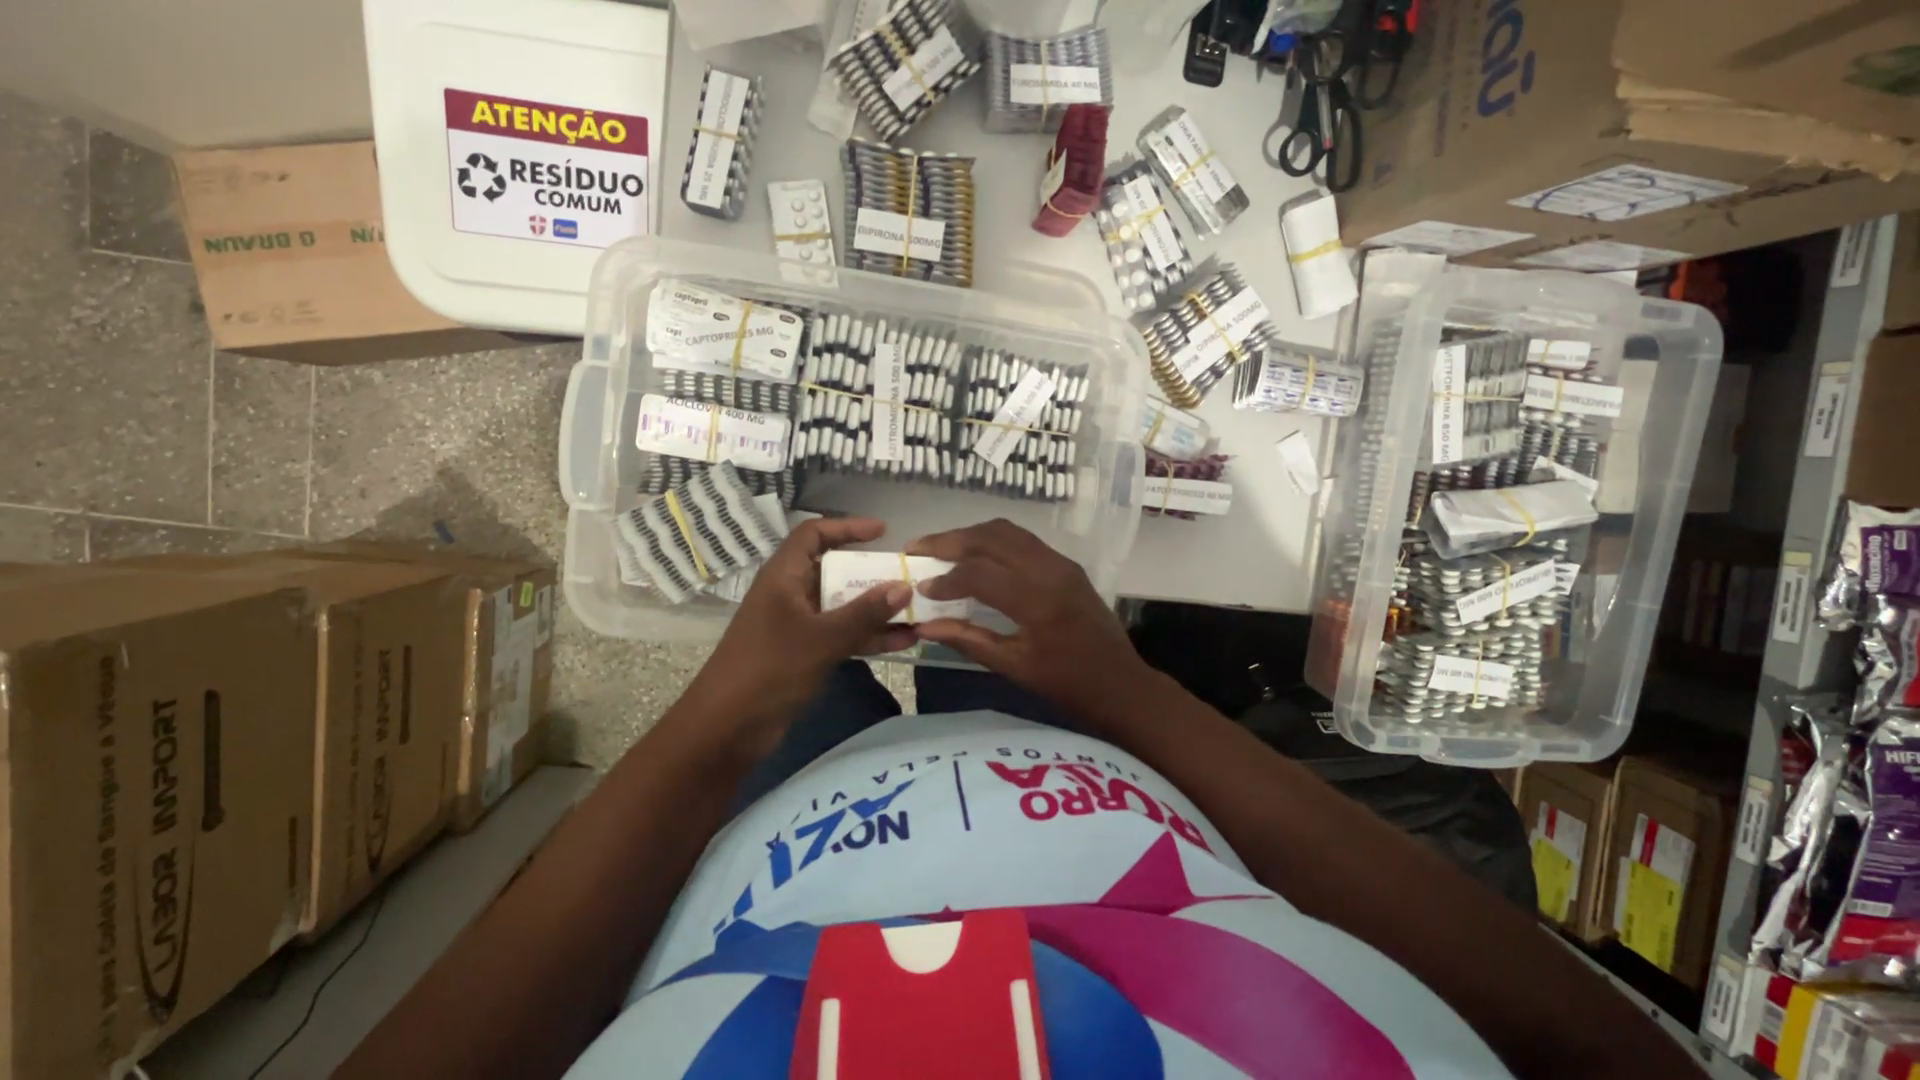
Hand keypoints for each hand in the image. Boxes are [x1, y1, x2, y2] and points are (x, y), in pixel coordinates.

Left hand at [687, 517, 913, 754]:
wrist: (728, 727)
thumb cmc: (770, 669)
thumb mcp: (822, 638)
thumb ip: (864, 613)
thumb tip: (904, 586)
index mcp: (783, 576)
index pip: (814, 535)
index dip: (846, 527)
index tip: (883, 532)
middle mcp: (790, 594)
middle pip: (833, 570)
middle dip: (871, 573)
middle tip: (908, 575)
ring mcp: (796, 626)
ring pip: (842, 606)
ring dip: (875, 609)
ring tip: (917, 612)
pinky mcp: (804, 654)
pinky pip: (842, 635)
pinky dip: (868, 636)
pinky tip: (904, 642)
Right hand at [907, 519, 1157, 724]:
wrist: (1121, 684)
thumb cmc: (1067, 684)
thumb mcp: (1013, 667)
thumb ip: (968, 640)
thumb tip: (923, 627)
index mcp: (1037, 601)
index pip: (979, 573)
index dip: (945, 579)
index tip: (921, 589)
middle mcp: (1049, 570)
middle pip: (990, 537)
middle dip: (950, 541)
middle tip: (917, 550)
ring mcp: (1061, 563)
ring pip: (1007, 531)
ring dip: (970, 536)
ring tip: (940, 549)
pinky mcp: (1066, 564)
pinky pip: (1023, 540)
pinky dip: (992, 541)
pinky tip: (974, 556)